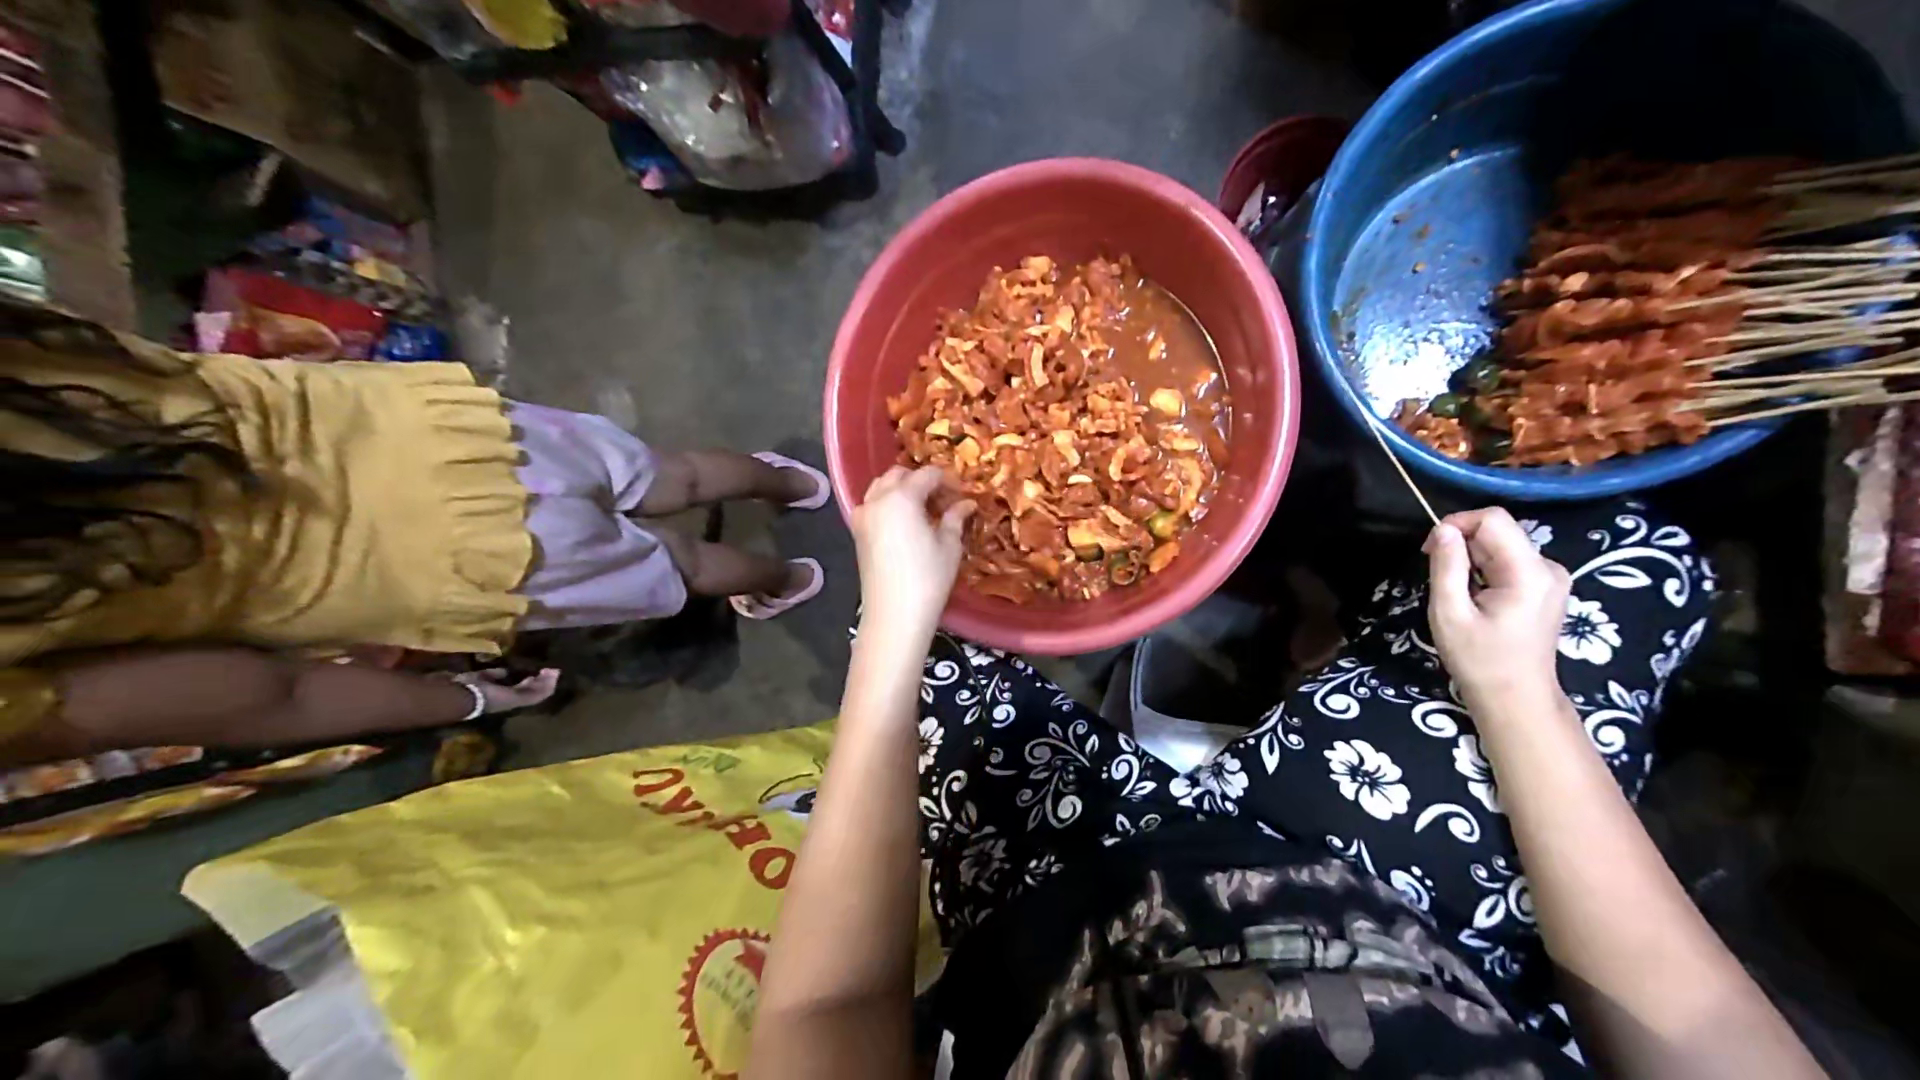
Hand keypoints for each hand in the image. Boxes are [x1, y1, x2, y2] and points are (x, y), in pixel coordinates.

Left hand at [457, 667, 561, 713]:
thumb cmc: (470, 687)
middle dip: (541, 681)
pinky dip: (546, 684)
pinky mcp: (520, 699)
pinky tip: (552, 676)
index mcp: (501, 696)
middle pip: (531, 692)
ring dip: (547, 682)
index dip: (528, 682)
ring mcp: (517, 701)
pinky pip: (538, 693)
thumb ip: (495, 675)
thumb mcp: (483, 677)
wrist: (465, 697)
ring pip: (537, 692)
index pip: (519, 690)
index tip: (535, 673)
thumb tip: (505, 671)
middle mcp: (511, 700)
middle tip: (550, 671)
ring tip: (555, 672)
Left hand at [852, 465, 973, 632]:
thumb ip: (955, 518)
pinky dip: (887, 503)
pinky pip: (872, 505)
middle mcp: (877, 499)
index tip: (962, 494)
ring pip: (881, 486)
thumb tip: (966, 504)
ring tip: (924, 509)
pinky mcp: (857, 533)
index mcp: (902, 497)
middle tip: (943, 500)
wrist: (894, 615)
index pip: (928, 474)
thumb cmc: (928, 579)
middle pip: (900, 474)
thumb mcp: (949, 546)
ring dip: (902, 489)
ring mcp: (863, 515)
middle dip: (922, 481)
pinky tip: (905, 523)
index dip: (948, 480)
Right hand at [1426, 508, 1568, 711]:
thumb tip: (1441, 529)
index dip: (1456, 523)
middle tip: (1439, 576)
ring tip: (1457, 592)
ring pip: (1501, 545)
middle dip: (1461, 543)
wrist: (1515, 697)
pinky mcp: (1545, 586)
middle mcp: (1548, 567)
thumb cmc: (1479, 658)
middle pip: (1498, 531)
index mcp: (1528, 572)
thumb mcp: (1449, 612)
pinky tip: (1474, 596)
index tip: (1429, 549)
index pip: (1493, 519)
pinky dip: (1483, 569)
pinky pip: (1508, 560)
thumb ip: (1446, 566)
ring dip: (1471, 558)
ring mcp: (1551, 577)